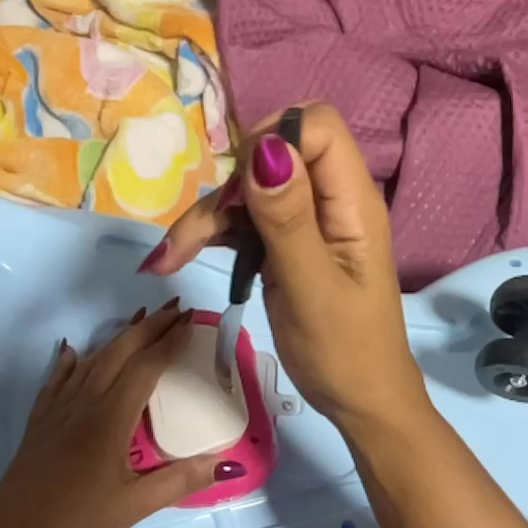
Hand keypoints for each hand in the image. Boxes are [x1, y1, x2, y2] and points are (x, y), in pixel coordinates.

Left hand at [0, 301, 233, 527]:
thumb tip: (228, 463)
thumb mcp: (135, 505)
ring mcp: (57, 412)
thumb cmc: (79, 523)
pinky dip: (69, 362)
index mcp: (109, 419)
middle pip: (118, 353)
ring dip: (116, 337)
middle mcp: (83, 405)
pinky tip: (73, 351)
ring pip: (90, 361)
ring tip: (138, 319)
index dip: (169, 341)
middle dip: (147, 327)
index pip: (145, 368)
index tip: (190, 320)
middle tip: (173, 308)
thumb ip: (181, 480)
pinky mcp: (39, 424)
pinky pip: (56, 381)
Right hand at [143, 104, 429, 434]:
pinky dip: (212, 236)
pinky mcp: (285, 246)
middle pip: (273, 156)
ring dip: (208, 218)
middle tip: (198, 236)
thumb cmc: (344, 351)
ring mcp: (306, 224)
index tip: (243, 191)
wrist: (358, 400)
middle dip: (229, 187)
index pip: (317, 127)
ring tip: (169, 258)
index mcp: (353, 202)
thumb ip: (288, 219)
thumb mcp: (312, 288)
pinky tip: (177, 257)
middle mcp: (331, 202)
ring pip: (250, 191)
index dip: (274, 140)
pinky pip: (245, 222)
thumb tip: (266, 146)